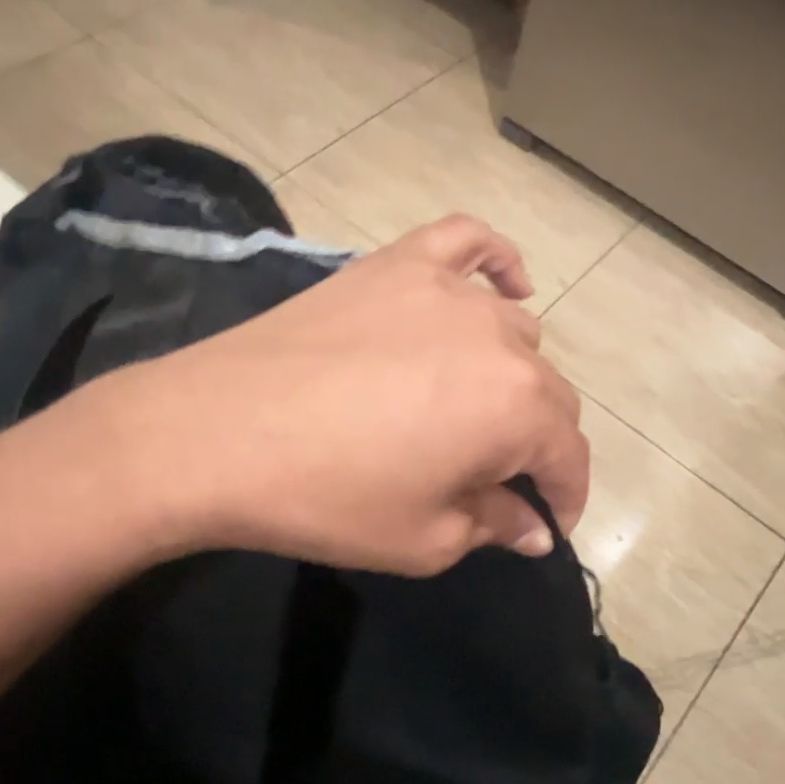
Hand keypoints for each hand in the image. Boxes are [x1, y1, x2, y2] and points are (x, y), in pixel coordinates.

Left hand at [57, 215, 587, 576]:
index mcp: (516, 407)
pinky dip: (497, 262)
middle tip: (496, 480)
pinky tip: (505, 287)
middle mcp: (497, 337)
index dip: (564, 496)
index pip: (568, 454)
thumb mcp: (424, 540)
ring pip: (513, 328)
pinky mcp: (396, 263)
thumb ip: (494, 527)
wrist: (216, 434)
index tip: (546, 525)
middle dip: (536, 443)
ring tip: (473, 407)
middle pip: (547, 391)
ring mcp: (445, 289)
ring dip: (511, 373)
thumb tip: (534, 527)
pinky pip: (469, 243)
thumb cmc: (327, 499)